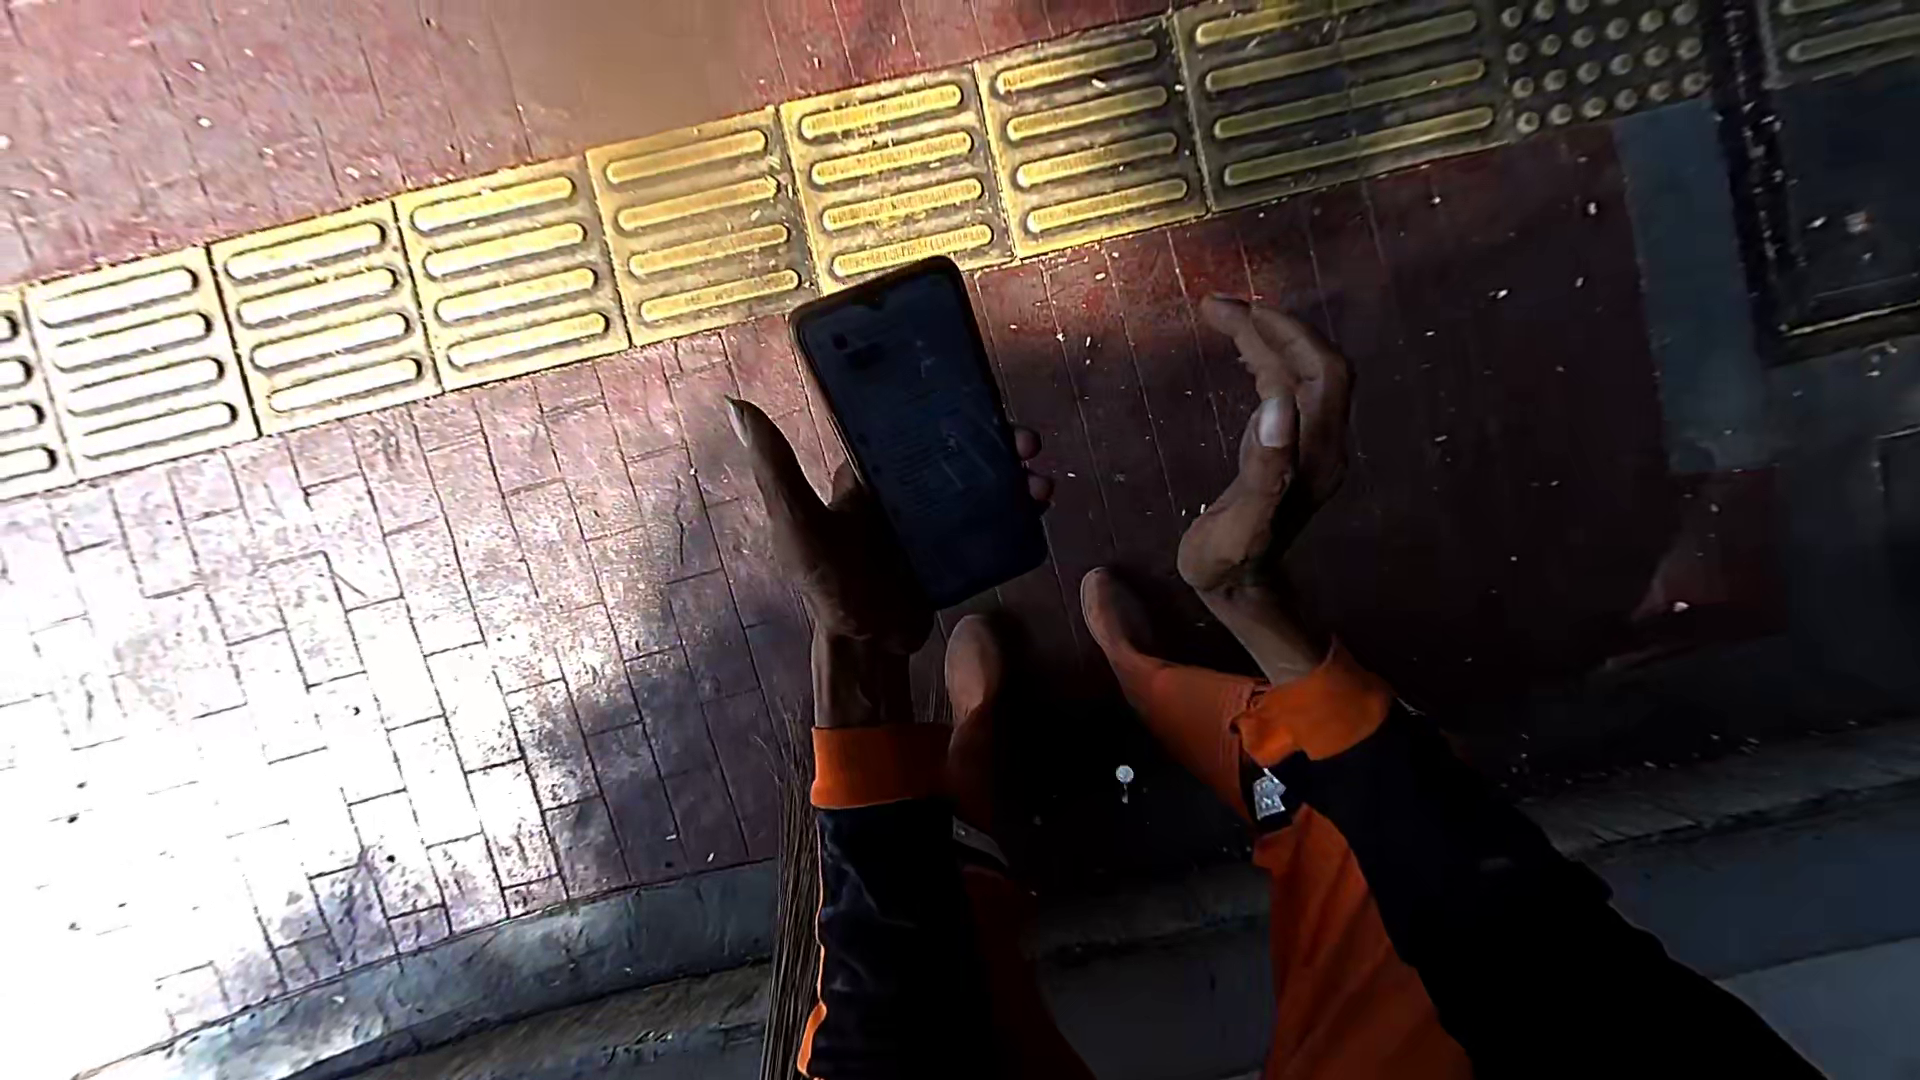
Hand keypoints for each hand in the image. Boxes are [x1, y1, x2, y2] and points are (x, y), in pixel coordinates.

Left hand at [728, 398, 1050, 726]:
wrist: (867, 644)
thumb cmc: (826, 583)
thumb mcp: (797, 525)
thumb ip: (776, 471)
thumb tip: (738, 405)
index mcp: (869, 472)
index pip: (910, 423)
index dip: (945, 404)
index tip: (976, 396)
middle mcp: (904, 486)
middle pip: (958, 448)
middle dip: (994, 439)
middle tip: (1024, 441)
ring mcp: (934, 516)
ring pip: (982, 480)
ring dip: (1013, 472)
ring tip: (1038, 479)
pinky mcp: (956, 545)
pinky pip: (991, 517)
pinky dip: (1016, 508)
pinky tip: (1037, 506)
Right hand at [1176, 298, 1351, 683]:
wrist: (1240, 589)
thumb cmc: (1227, 564)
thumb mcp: (1240, 528)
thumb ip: (1264, 472)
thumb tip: (1275, 403)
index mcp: (1314, 456)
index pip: (1316, 372)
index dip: (1280, 335)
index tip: (1231, 312)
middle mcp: (1322, 444)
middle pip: (1316, 363)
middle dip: (1273, 326)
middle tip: (1218, 306)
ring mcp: (1309, 445)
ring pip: (1303, 373)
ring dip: (1267, 339)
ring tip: (1221, 318)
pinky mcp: (1290, 449)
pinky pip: (1287, 389)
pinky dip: (1263, 361)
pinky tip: (1237, 354)